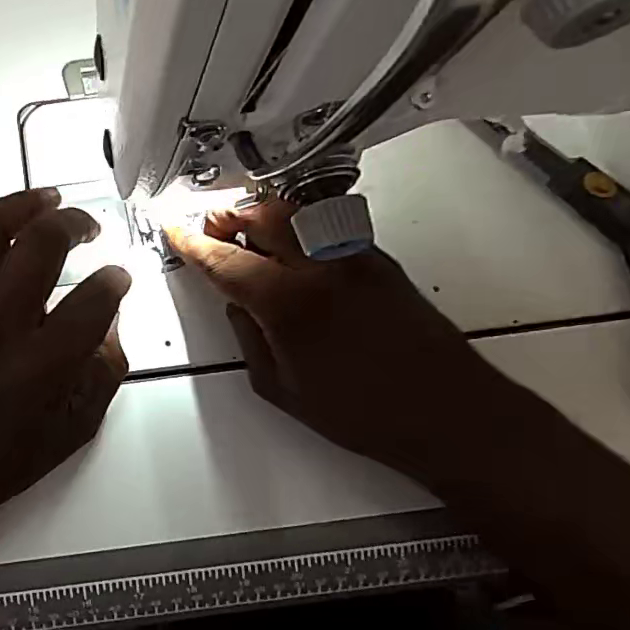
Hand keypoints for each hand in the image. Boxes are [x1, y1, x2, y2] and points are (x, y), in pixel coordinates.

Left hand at [0, 189, 132, 529]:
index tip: (120, 276)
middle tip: (89, 225)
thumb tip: (110, 328)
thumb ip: (99, 378)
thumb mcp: (67, 435)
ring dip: (15, 206)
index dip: (114, 282)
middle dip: (71, 224)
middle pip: (36, 250)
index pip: (90, 305)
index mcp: (36, 368)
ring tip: (43, 198)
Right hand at [168, 199, 523, 472]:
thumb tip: (238, 305)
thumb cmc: (371, 413)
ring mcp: (355, 260)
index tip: (177, 232)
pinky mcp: (379, 262)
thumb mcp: (280, 386)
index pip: (225, 258)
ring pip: (296, 213)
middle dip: (227, 215)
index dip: (192, 242)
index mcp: (289, 302)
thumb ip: (248, 336)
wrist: (453, 416)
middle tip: (208, 227)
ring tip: (245, 237)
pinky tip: (288, 252)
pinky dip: (295, 228)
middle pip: (263, 214)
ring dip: (261, 217)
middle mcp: (323, 268)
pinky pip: (324, 228)